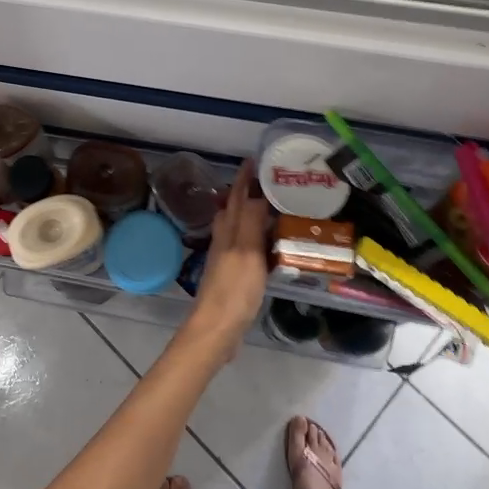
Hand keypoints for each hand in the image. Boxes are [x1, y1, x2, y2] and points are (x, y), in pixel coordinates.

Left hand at [186, 160, 270, 352]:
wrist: (216, 329)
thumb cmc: (233, 289)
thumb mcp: (247, 251)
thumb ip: (252, 222)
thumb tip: (258, 192)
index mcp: (228, 231)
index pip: (237, 196)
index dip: (244, 178)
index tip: (255, 160)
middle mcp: (224, 240)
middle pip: (234, 209)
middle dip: (247, 192)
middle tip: (268, 182)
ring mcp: (227, 259)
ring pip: (238, 227)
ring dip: (251, 214)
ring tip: (271, 208)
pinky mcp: (233, 277)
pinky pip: (246, 248)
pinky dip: (257, 239)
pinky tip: (269, 247)